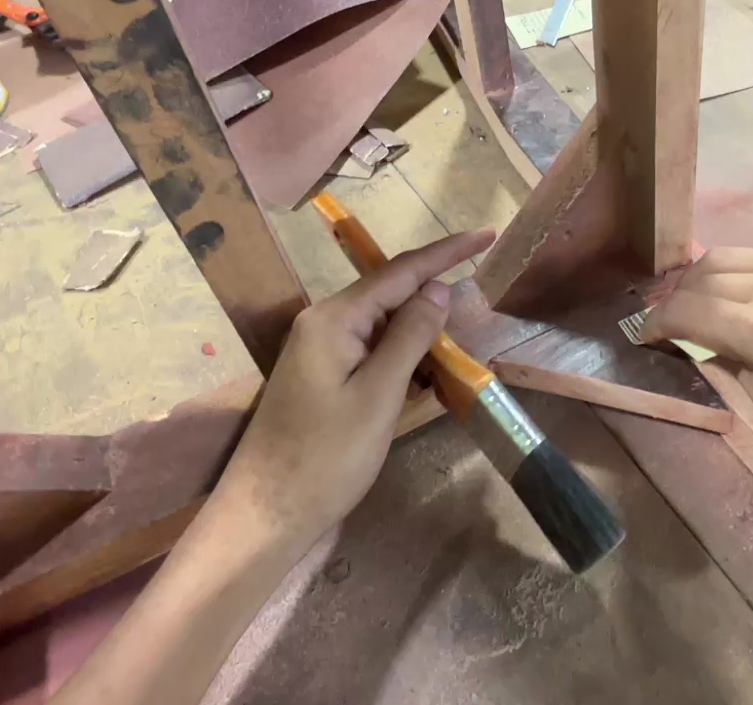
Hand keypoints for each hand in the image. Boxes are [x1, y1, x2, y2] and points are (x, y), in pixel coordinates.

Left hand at [215, 228, 493, 545]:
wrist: (266, 517)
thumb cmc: (326, 457)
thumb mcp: (379, 395)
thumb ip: (410, 336)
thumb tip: (439, 288)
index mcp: (334, 319)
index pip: (400, 272)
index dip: (447, 252)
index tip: (486, 234)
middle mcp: (323, 323)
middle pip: (390, 292)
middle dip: (435, 289)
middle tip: (481, 290)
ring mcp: (320, 350)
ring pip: (383, 322)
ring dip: (421, 326)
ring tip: (461, 334)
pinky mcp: (323, 375)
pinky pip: (372, 347)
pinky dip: (403, 352)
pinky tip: (427, 368)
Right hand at [641, 246, 752, 455]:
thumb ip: (734, 367)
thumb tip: (705, 344)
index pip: (685, 310)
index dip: (656, 322)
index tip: (646, 336)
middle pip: (698, 277)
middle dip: (675, 300)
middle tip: (671, 323)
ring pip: (723, 257)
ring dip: (700, 280)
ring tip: (700, 305)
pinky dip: (735, 273)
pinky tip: (741, 295)